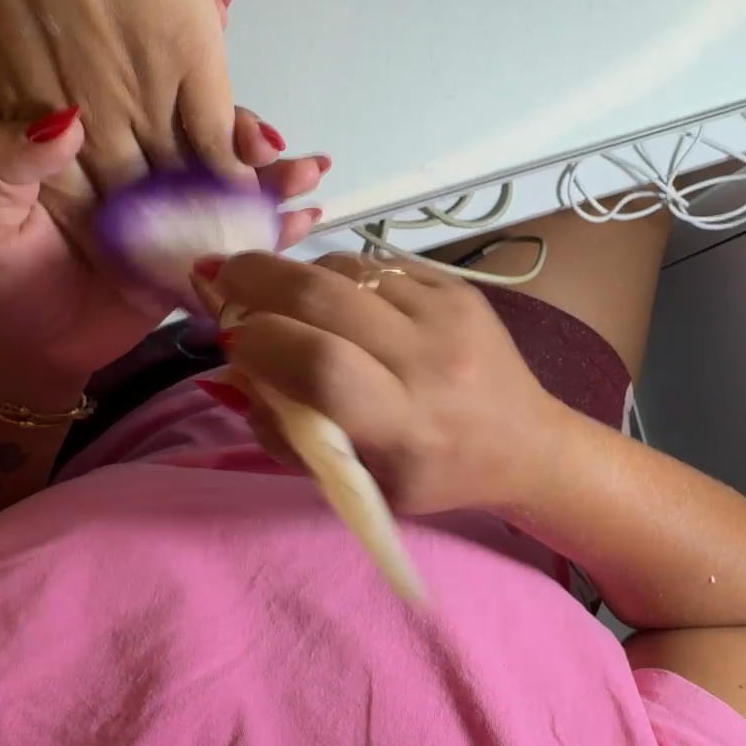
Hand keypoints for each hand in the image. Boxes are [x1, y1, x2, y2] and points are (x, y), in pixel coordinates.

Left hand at [0, 108, 326, 409]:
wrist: (18, 353)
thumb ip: (6, 162)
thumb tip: (65, 119)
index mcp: (91, 149)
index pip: (145, 101)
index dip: (185, 82)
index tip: (220, 79)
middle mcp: (140, 176)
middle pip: (203, 143)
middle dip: (244, 135)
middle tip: (270, 146)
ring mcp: (172, 223)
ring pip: (229, 190)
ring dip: (273, 179)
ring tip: (309, 175)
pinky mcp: (193, 265)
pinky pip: (238, 245)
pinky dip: (273, 232)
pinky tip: (304, 220)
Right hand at [201, 253, 578, 515]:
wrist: (526, 442)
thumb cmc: (436, 475)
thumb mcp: (362, 482)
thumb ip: (289, 436)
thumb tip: (232, 372)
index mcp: (407, 425)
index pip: (320, 363)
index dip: (261, 342)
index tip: (231, 341)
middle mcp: (431, 361)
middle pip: (325, 295)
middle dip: (256, 278)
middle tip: (219, 278)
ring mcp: (450, 314)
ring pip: (347, 267)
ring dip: (297, 275)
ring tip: (281, 296)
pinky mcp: (459, 287)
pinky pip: (378, 262)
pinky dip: (341, 274)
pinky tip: (336, 298)